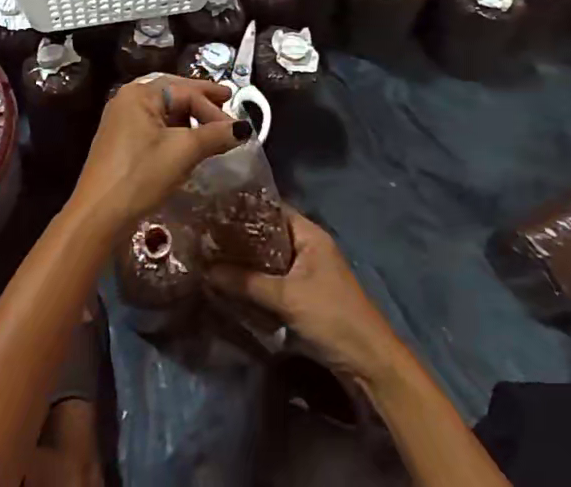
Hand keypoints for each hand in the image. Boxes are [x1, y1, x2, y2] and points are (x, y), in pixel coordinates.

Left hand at [70, 75, 240, 229]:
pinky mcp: (121, 141)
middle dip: (202, 100)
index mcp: (140, 94)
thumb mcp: (183, 152)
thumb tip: (244, 128)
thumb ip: (215, 135)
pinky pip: (155, 126)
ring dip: (189, 116)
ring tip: (211, 125)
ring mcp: (122, 121)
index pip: (187, 92)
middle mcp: (128, 100)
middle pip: (173, 93)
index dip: (214, 108)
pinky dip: (175, 129)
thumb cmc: (140, 175)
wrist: (97, 215)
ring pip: (164, 110)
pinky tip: (188, 141)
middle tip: (227, 101)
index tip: (236, 128)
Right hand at [207, 208, 400, 381]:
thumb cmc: (332, 317)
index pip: (272, 208)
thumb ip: (246, 282)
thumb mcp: (286, 298)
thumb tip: (206, 270)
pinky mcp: (303, 295)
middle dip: (239, 239)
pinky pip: (272, 281)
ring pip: (268, 260)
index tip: (211, 209)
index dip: (244, 208)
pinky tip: (229, 285)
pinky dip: (254, 282)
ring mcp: (306, 272)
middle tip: (202, 237)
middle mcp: (308, 247)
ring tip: (208, 258)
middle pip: (267, 235)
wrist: (368, 361)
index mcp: (309, 234)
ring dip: (245, 263)